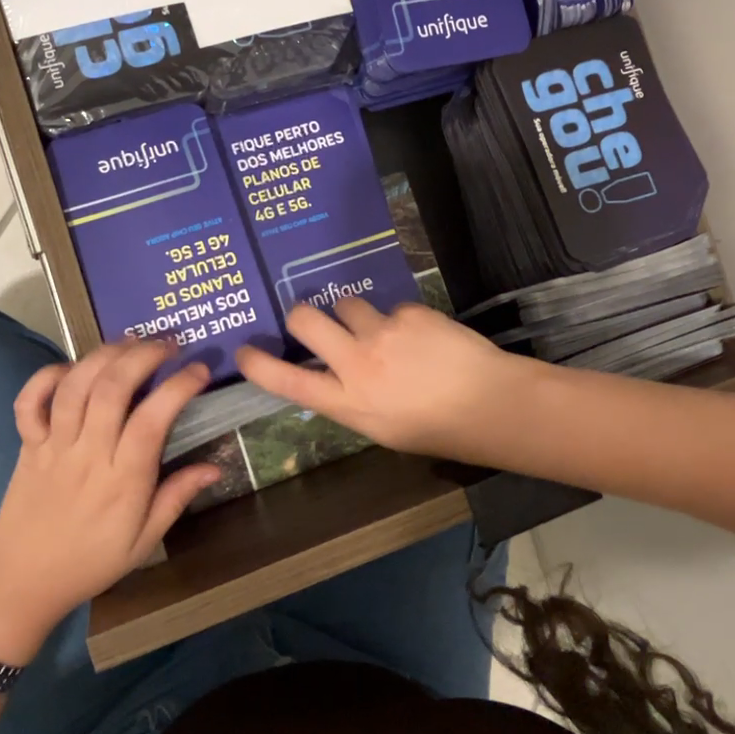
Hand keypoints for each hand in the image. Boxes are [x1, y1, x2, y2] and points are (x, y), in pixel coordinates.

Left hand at [0, 340, 220, 664]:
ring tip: (130, 342)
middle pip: (112, 389)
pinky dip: (48, 376)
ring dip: (104, 355)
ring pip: (75, 386)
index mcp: (122, 481)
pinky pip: (30, 401)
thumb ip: (176, 498)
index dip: (178, 387)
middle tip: (168, 343)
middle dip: (143, 355)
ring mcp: (53, 446)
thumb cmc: (89, 563)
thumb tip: (215, 466)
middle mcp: (88, 454)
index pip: (152, 420)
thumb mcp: (143, 542)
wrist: (20, 581)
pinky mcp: (28, 444)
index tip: (199, 371)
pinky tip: (73, 367)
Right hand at [235, 297, 533, 464]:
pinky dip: (398, 319)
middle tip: (311, 321)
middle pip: (305, 320)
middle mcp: (356, 364)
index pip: (287, 380)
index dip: (258, 364)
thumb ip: (350, 399)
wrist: (490, 404)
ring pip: (346, 303)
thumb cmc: (436, 430)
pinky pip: (389, 307)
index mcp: (347, 402)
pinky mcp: (408, 313)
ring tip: (379, 330)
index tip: (244, 351)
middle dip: (300, 315)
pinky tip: (422, 337)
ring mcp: (382, 333)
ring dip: (353, 313)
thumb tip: (332, 377)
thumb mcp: (380, 428)